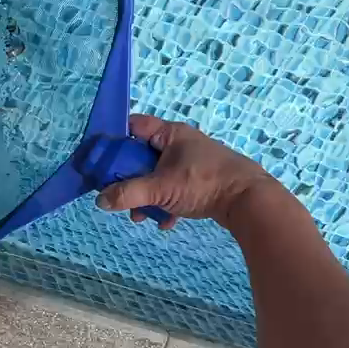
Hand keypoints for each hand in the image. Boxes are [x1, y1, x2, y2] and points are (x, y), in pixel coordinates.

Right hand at [97, 115, 283, 229]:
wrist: (249, 201)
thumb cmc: (203, 183)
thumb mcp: (160, 189)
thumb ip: (127, 194)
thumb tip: (100, 201)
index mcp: (170, 134)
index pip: (133, 125)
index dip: (114, 138)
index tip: (99, 159)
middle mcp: (178, 144)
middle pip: (139, 156)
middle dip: (127, 178)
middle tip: (117, 194)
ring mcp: (189, 163)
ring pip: (154, 176)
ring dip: (144, 197)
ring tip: (142, 216)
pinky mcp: (198, 181)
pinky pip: (171, 189)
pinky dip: (164, 204)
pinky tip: (166, 221)